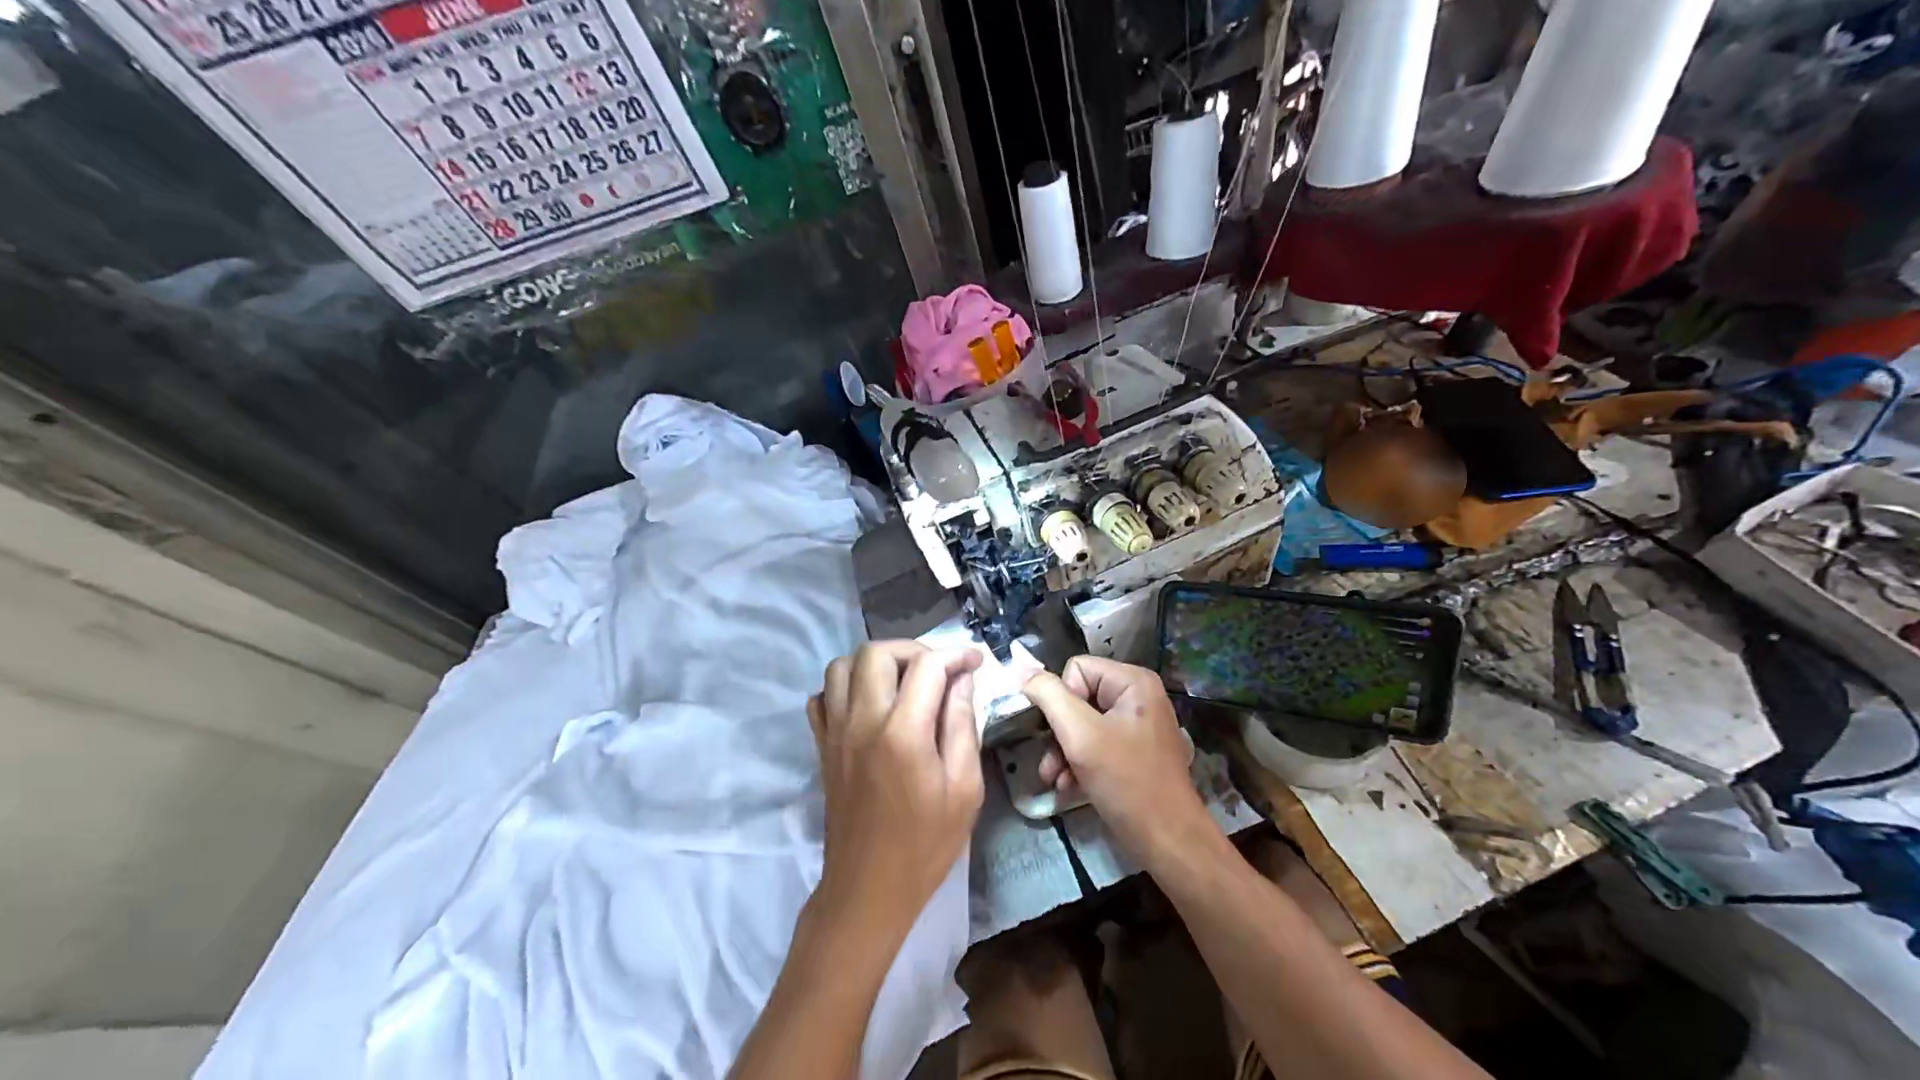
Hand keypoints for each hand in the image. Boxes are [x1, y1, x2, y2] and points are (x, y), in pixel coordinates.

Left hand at [808, 641, 984, 937]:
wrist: (868, 887)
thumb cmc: (925, 844)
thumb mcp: (964, 789)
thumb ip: (962, 726)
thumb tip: (962, 681)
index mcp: (902, 732)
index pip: (927, 666)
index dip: (956, 655)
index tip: (974, 662)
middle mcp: (862, 721)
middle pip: (877, 652)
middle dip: (913, 651)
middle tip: (938, 672)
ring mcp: (835, 732)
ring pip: (842, 665)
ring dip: (876, 664)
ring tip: (903, 684)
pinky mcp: (822, 745)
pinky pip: (823, 696)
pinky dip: (845, 688)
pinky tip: (870, 706)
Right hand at [1022, 656, 1214, 860]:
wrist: (1168, 840)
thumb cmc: (1126, 781)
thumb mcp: (1080, 734)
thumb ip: (1049, 696)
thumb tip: (1024, 673)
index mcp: (1133, 682)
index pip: (1076, 669)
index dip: (1062, 699)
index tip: (1065, 733)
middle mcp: (1138, 696)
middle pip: (1077, 696)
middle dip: (1058, 731)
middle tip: (1049, 762)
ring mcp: (1137, 725)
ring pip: (1082, 723)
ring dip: (1063, 751)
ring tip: (1053, 778)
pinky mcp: (1134, 751)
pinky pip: (1096, 744)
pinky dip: (1079, 763)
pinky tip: (1068, 786)